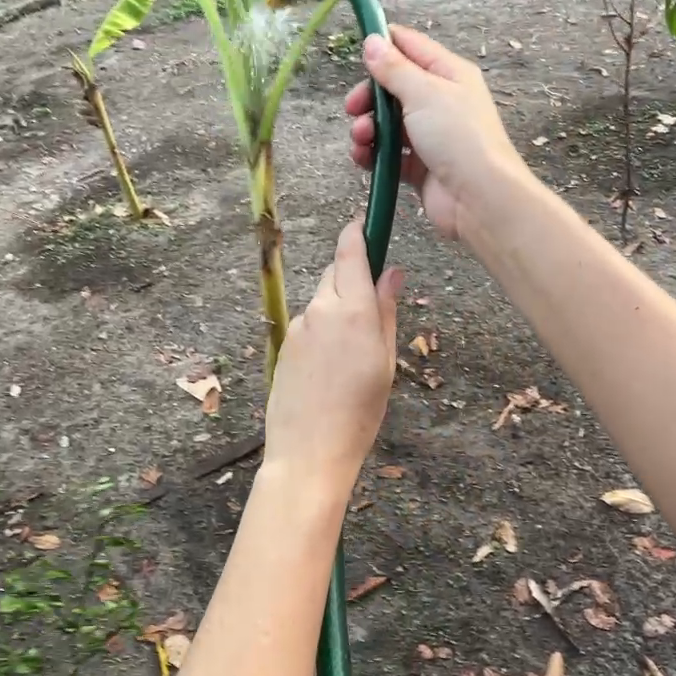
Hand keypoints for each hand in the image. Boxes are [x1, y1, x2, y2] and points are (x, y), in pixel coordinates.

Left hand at [263, 221, 402, 487]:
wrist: (309, 452)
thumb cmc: (359, 413)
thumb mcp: (386, 361)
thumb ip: (386, 311)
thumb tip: (391, 273)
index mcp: (350, 309)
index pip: (350, 252)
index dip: (357, 232)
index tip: (364, 222)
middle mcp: (319, 310)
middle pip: (335, 274)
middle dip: (351, 277)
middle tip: (372, 306)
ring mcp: (297, 328)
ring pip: (321, 302)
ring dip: (337, 309)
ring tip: (354, 353)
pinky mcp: (284, 346)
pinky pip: (308, 325)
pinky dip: (322, 331)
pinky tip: (332, 367)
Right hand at [345, 25, 527, 240]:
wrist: (478, 198)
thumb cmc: (458, 138)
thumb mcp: (424, 93)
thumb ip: (394, 68)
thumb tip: (373, 41)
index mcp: (448, 74)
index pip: (411, 47)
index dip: (383, 47)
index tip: (358, 53)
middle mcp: (440, 102)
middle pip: (393, 89)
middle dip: (369, 97)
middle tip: (353, 108)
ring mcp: (429, 136)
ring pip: (388, 124)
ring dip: (367, 128)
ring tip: (361, 138)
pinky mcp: (419, 167)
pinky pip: (389, 155)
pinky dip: (373, 155)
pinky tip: (363, 158)